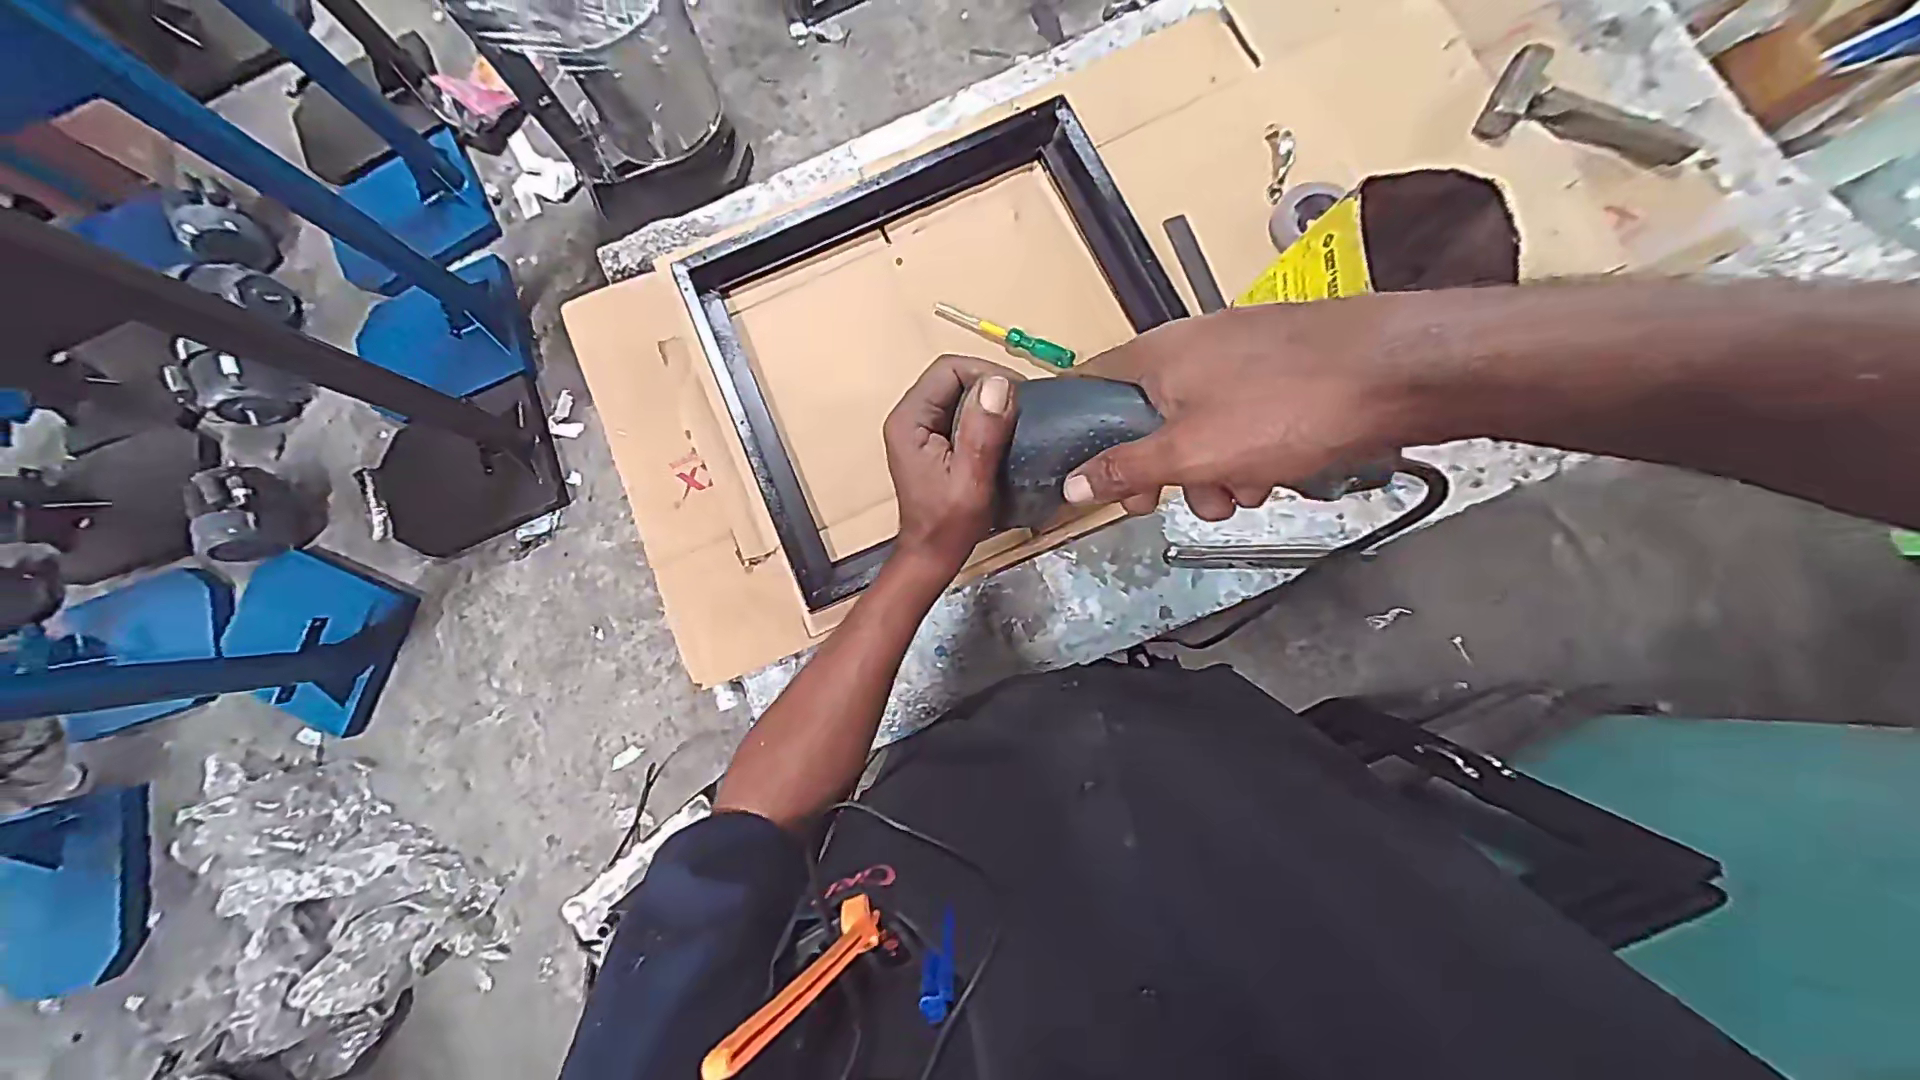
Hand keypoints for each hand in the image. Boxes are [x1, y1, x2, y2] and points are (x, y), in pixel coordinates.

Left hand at [884, 355, 1021, 572]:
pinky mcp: (931, 440)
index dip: (986, 373)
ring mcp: (919, 429)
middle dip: (990, 386)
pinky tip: (1002, 433)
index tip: (1018, 395)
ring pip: (958, 394)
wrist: (933, 553)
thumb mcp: (971, 480)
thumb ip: (982, 433)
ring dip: (989, 402)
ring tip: (1016, 420)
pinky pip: (959, 412)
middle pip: (953, 377)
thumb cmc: (949, 524)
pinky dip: (983, 417)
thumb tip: (999, 384)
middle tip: (1022, 408)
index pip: (948, 369)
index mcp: (909, 420)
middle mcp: (909, 417)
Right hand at [1064, 296, 1437, 519]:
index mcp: (1154, 356)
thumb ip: (1125, 469)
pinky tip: (1273, 472)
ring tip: (1241, 492)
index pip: (1088, 388)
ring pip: (1195, 424)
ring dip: (1207, 469)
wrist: (1403, 372)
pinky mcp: (1277, 366)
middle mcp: (1189, 346)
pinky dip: (1244, 450)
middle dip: (1157, 469)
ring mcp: (1236, 353)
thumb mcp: (1190, 454)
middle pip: (1145, 417)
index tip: (1091, 477)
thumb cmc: (1288, 407)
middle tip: (1168, 500)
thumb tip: (1072, 485)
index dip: (1081, 437)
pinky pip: (1238, 416)